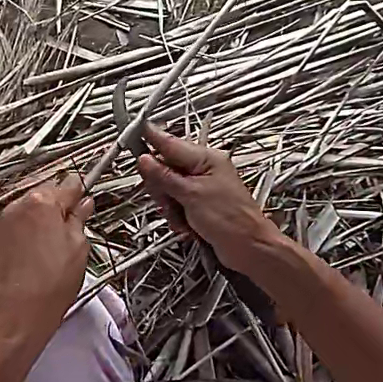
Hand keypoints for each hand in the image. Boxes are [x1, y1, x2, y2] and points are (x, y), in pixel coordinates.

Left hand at [0, 176, 92, 360]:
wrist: (13, 317)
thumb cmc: (46, 288)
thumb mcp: (78, 250)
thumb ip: (79, 220)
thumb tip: (82, 207)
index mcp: (42, 203)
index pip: (68, 185)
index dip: (80, 191)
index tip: (84, 196)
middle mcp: (16, 208)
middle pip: (43, 196)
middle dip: (56, 209)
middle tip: (70, 230)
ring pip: (24, 214)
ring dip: (36, 224)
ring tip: (49, 252)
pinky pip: (9, 231)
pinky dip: (19, 239)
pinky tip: (30, 260)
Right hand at [136, 125, 280, 273]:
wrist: (250, 249)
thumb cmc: (233, 221)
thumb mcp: (191, 195)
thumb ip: (164, 177)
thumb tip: (145, 160)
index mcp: (206, 159)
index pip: (170, 143)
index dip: (150, 138)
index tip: (132, 132)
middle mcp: (204, 170)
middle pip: (165, 169)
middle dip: (161, 187)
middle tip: (167, 199)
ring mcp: (201, 188)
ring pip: (168, 189)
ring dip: (169, 206)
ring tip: (181, 217)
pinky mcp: (200, 205)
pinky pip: (176, 204)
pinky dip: (177, 216)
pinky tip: (187, 226)